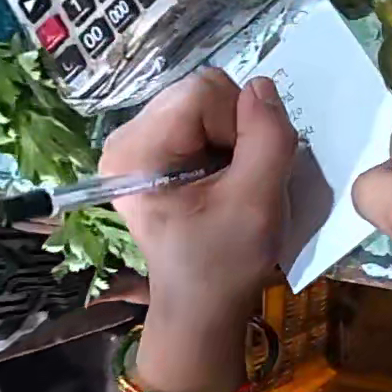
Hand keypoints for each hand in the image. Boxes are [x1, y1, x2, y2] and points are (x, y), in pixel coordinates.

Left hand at [101, 69, 296, 391]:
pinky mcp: (153, 151)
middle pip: (202, 92)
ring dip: (234, 138)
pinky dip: (225, 144)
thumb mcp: (257, 201)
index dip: (239, 123)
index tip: (242, 173)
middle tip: (239, 179)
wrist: (203, 306)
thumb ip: (266, 137)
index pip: (204, 90)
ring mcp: (137, 143)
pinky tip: (222, 180)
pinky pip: (203, 120)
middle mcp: (125, 137)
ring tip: (231, 183)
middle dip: (235, 130)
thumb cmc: (226, 262)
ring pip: (207, 103)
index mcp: (136, 150)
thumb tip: (262, 85)